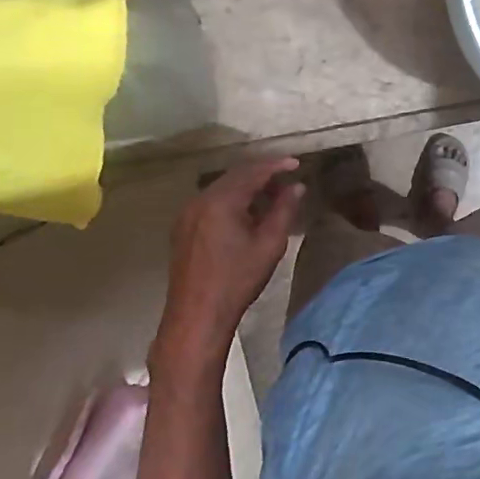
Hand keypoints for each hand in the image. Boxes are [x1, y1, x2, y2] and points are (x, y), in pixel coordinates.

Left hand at [156, 157, 304, 370]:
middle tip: (286, 179)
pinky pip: (211, 202)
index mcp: (221, 200)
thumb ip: (284, 210)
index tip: (296, 163)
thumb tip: (296, 187)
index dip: (276, 165)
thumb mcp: (269, 245)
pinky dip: (231, 199)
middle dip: (261, 174)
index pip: (253, 172)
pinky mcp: (183, 227)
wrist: (196, 315)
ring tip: (270, 196)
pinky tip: (245, 213)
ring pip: (221, 188)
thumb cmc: (238, 280)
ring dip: (246, 187)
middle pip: (235, 175)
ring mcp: (187, 213)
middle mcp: (200, 199)